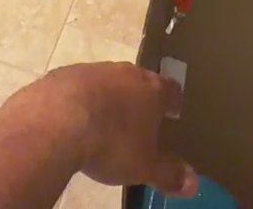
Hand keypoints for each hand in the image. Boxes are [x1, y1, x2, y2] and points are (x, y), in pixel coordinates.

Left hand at [12, 62, 196, 196]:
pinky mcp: (68, 74)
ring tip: (107, 121)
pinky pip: (82, 85)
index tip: (173, 111)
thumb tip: (193, 183)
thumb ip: (169, 173)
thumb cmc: (112, 141)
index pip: (171, 89)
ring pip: (110, 81)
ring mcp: (96, 70)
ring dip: (111, 97)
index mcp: (152, 89)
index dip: (173, 101)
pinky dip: (84, 99)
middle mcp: (127, 72)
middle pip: (140, 81)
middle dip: (141, 98)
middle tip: (140, 119)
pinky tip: (77, 118)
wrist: (59, 118)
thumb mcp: (144, 166)